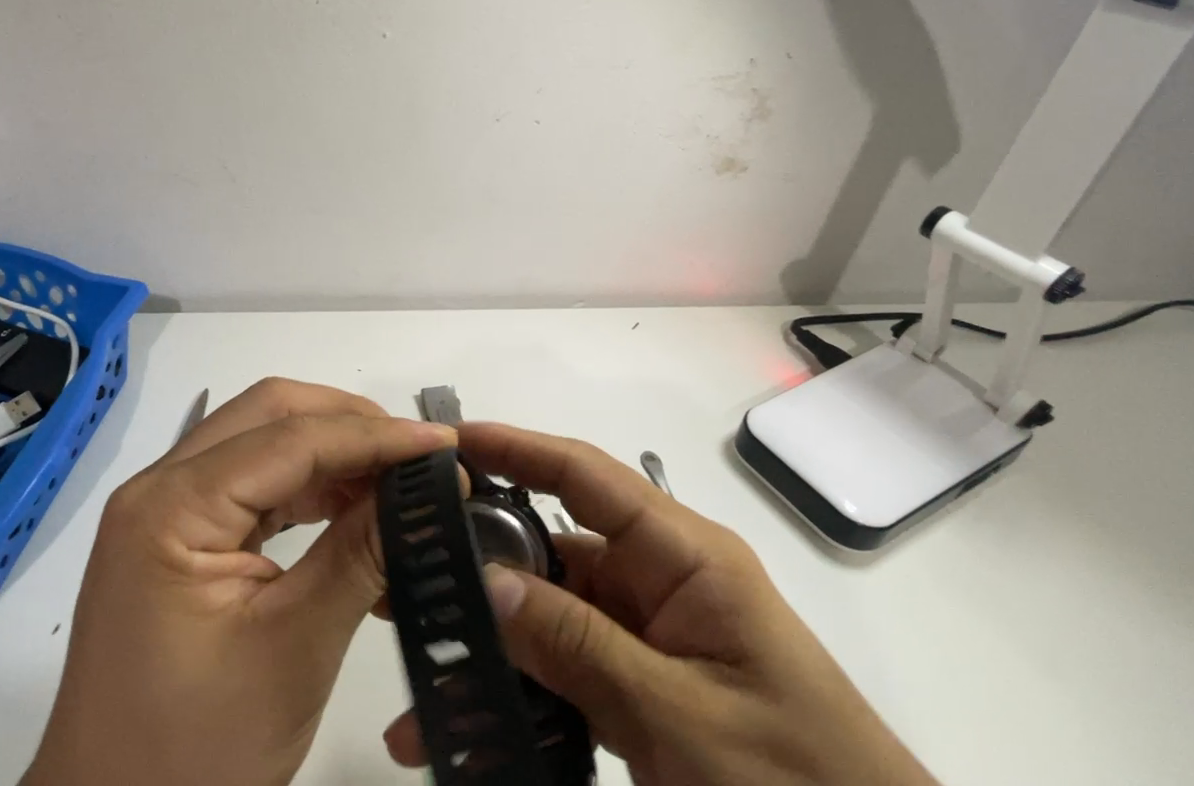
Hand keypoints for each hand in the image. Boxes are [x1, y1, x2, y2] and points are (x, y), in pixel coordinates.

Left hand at [23, 379, 456, 785]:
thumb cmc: (197, 747)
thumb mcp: (293, 648)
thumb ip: (359, 555)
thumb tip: (425, 490)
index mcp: (171, 508)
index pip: (288, 440)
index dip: (372, 435)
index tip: (444, 444)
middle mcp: (160, 490)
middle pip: (266, 417)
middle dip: (349, 425)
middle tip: (420, 456)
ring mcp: (165, 514)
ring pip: (261, 445)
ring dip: (332, 454)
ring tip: (400, 482)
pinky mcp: (179, 542)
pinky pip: (252, 488)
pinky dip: (309, 490)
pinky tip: (356, 510)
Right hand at [382, 423, 938, 785]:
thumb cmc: (793, 778)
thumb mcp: (681, 716)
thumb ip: (581, 647)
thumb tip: (485, 581)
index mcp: (685, 557)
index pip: (586, 478)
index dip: (516, 449)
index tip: (446, 441)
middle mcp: (660, 583)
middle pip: (552, 552)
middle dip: (479, 568)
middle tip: (399, 583)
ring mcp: (648, 639)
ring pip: (549, 621)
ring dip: (490, 650)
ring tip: (423, 689)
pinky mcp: (642, 689)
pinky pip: (565, 674)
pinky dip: (519, 695)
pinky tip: (470, 729)